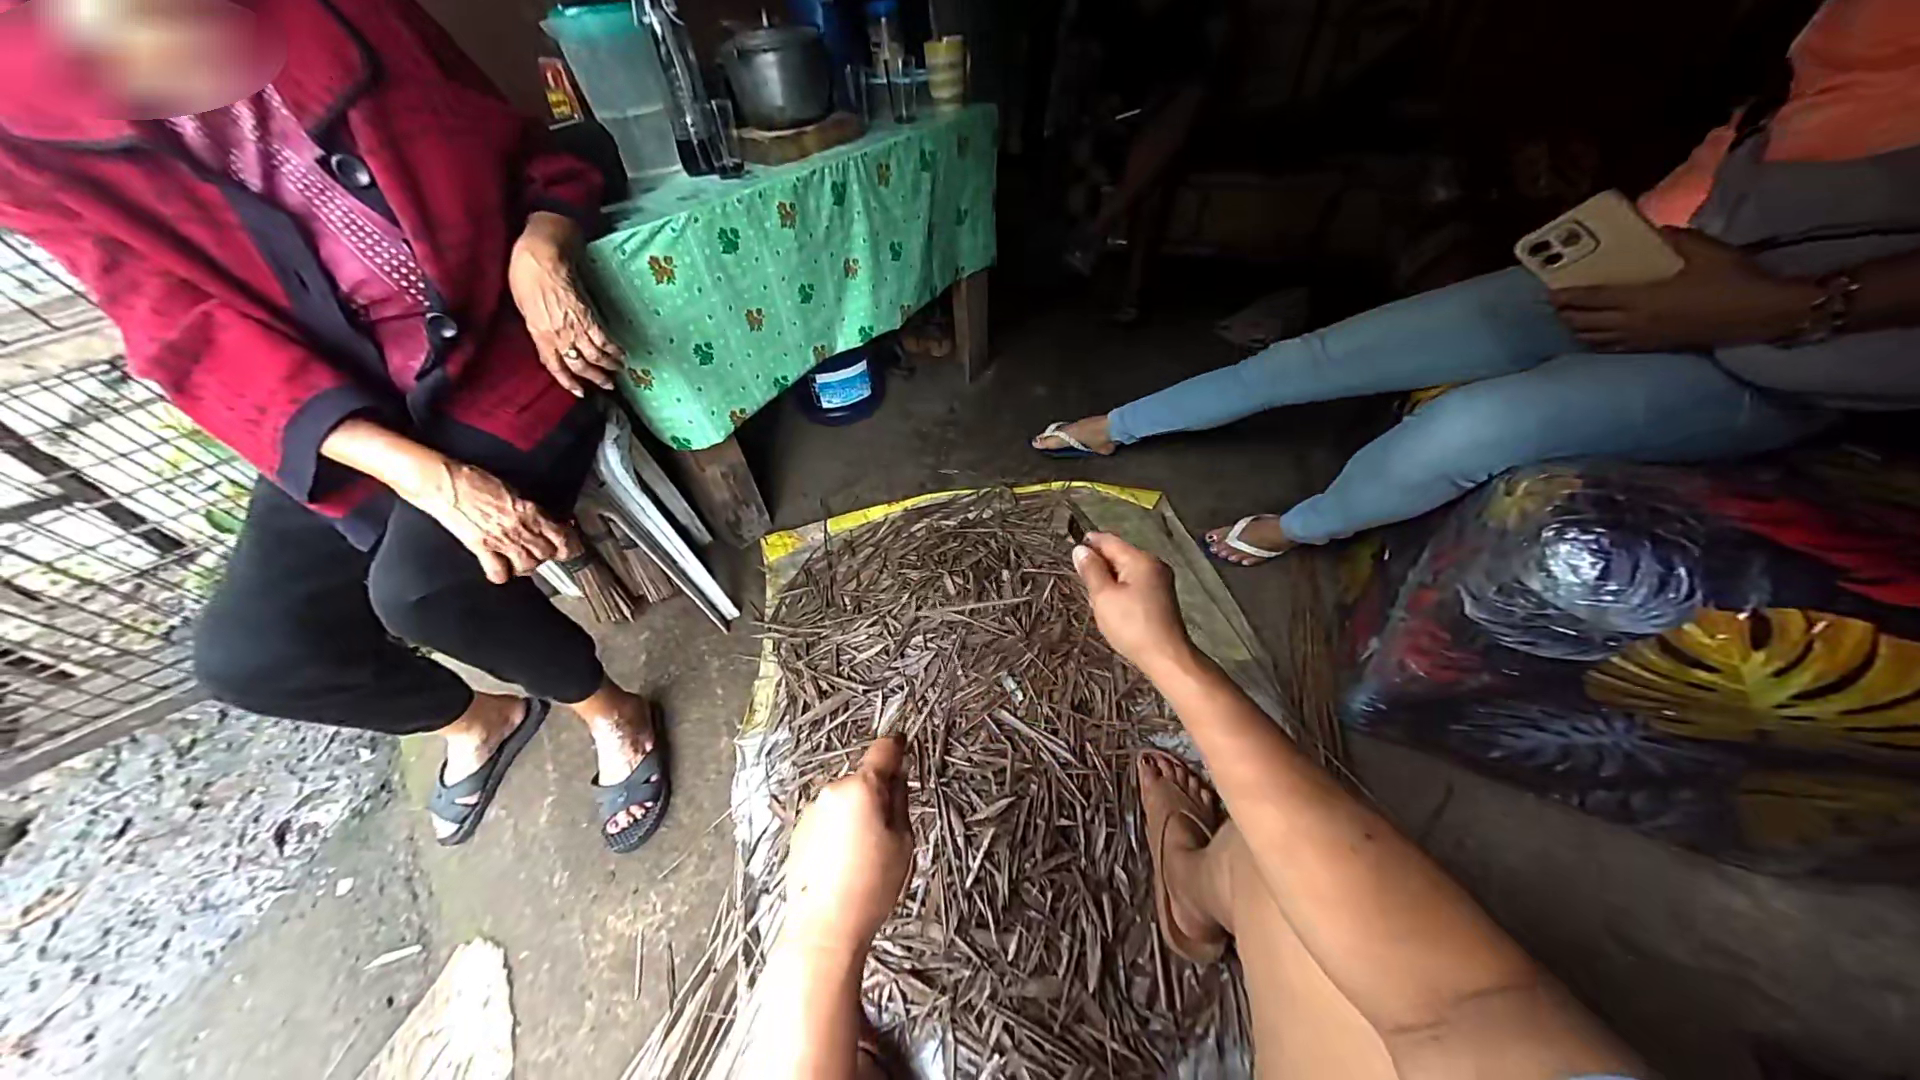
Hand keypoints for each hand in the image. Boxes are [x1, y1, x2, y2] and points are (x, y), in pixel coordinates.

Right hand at [409, 460, 581, 583]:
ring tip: (526, 560)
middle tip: (546, 550)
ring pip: (528, 566)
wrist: (443, 483)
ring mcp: (500, 541)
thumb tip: (549, 521)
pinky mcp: (479, 548)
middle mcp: (519, 529)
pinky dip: (502, 575)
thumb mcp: (515, 491)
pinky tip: (503, 569)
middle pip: (547, 554)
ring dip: (530, 565)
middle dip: (550, 554)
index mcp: (530, 512)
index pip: (562, 537)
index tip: (573, 547)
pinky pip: (497, 572)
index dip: (571, 546)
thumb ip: (533, 509)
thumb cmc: (477, 481)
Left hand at [508, 211, 622, 396]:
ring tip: (618, 372)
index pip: (554, 365)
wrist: (541, 255)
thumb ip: (537, 324)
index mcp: (539, 333)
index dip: (568, 381)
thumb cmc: (525, 274)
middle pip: (579, 365)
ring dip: (608, 367)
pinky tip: (622, 355)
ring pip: (594, 356)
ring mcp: (574, 327)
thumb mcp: (523, 305)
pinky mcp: (589, 316)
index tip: (579, 391)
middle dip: (595, 378)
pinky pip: (604, 340)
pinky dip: (614, 350)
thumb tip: (547, 335)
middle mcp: (558, 335)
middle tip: (608, 385)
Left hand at [784, 736, 913, 954]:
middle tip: (890, 827)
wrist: (824, 927)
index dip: (897, 748)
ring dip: (856, 813)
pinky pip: (828, 820)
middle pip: (863, 779)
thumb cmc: (869, 887)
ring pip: (845, 801)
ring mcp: (812, 812)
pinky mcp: (799, 832)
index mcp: (861, 787)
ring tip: (865, 854)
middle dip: (877, 793)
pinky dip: (838, 831)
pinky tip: (845, 862)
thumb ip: (900, 799)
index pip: (883, 750)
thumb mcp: (903, 840)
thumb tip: (898, 776)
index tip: (903, 748)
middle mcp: (832, 792)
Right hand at [1073, 532, 1193, 673]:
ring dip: (1108, 578)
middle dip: (1098, 563)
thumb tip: (1080, 549)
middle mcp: (1153, 565)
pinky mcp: (1161, 597)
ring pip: (1126, 570)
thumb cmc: (1131, 625)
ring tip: (1093, 596)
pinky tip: (1111, 605)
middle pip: (1119, 554)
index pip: (1109, 541)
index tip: (1070, 550)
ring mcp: (1160, 581)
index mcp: (1141, 560)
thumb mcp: (1103, 596)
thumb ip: (1091, 570)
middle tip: (1080, 578)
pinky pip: (1134, 583)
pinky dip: (1120, 589)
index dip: (1089, 543)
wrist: (1165, 656)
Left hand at [1549, 229, 1821, 352]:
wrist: (1763, 314)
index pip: (1591, 298)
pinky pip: (1608, 347)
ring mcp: (1637, 337)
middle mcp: (1630, 321)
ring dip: (1575, 328)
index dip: (1567, 296)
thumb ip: (1678, 240)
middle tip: (1556, 305)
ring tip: (1569, 319)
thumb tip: (1656, 230)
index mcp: (1640, 298)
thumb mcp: (1709, 252)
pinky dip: (1593, 341)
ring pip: (1590, 336)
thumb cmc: (1735, 280)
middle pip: (1582, 320)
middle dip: (1565, 313)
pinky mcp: (1648, 347)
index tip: (1549, 293)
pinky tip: (1590, 336)